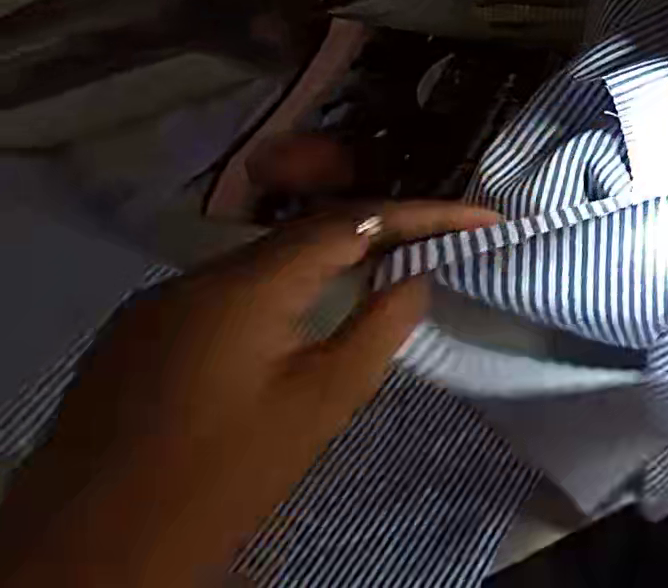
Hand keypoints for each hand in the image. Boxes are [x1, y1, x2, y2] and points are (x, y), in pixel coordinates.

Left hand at [0, 202, 497, 587]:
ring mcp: (161, 303)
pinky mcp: (147, 330)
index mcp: (241, 290)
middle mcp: (194, 279)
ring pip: (279, 251)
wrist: (80, 566)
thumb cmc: (223, 475)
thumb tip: (418, 274)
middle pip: (315, 229)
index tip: (487, 218)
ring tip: (412, 252)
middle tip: (458, 231)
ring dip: (350, 248)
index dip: (429, 214)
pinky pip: (245, 279)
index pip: (355, 224)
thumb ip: (385, 321)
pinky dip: (305, 272)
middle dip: (394, 225)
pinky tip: (336, 288)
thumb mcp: (328, 397)